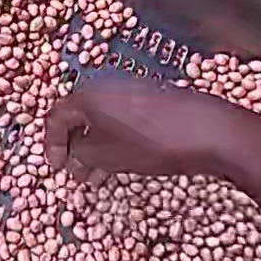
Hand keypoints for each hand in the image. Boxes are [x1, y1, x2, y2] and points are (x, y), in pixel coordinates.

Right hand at [45, 78, 260, 183]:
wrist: (209, 131)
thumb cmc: (151, 143)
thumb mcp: (106, 155)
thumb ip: (80, 156)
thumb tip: (73, 159)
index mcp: (86, 96)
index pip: (56, 118)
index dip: (51, 145)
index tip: (55, 168)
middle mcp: (104, 87)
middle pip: (78, 116)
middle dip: (73, 146)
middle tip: (74, 172)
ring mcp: (130, 90)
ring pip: (101, 119)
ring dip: (94, 145)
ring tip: (97, 174)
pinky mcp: (151, 98)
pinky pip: (120, 118)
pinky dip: (113, 138)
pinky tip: (121, 161)